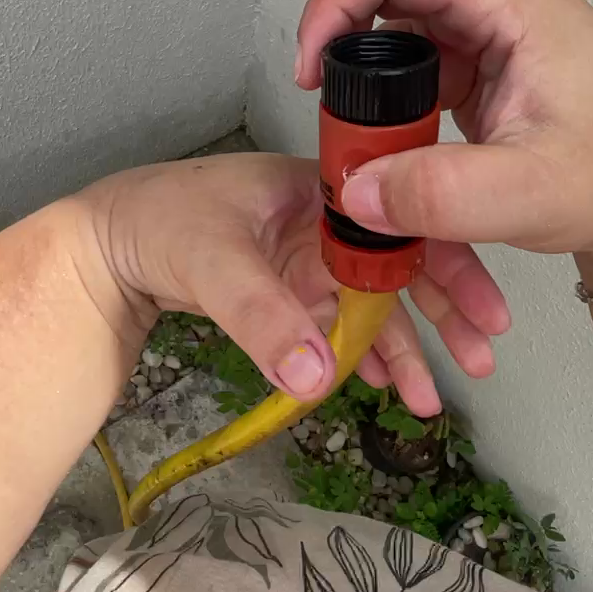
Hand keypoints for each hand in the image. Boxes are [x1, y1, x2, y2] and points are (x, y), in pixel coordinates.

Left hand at [76, 153, 509, 414]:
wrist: (107, 244)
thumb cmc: (159, 223)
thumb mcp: (212, 260)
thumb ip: (263, 315)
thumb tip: (320, 378)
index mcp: (320, 191)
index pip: (400, 226)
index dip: (448, 266)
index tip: (485, 316)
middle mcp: (324, 222)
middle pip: (397, 266)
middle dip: (441, 313)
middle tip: (479, 360)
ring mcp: (306, 259)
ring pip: (369, 302)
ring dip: (401, 347)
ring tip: (426, 400)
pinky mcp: (286, 289)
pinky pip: (333, 322)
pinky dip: (355, 352)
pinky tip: (376, 384)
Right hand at [293, 0, 592, 283]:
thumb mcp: (529, 195)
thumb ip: (440, 194)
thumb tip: (355, 188)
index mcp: (515, 5)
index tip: (313, 60)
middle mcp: (496, 4)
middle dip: (337, 27)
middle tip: (317, 91)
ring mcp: (484, 31)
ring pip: (392, 16)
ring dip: (356, 62)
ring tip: (348, 122)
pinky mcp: (474, 63)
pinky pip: (407, 57)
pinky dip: (379, 91)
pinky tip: (380, 132)